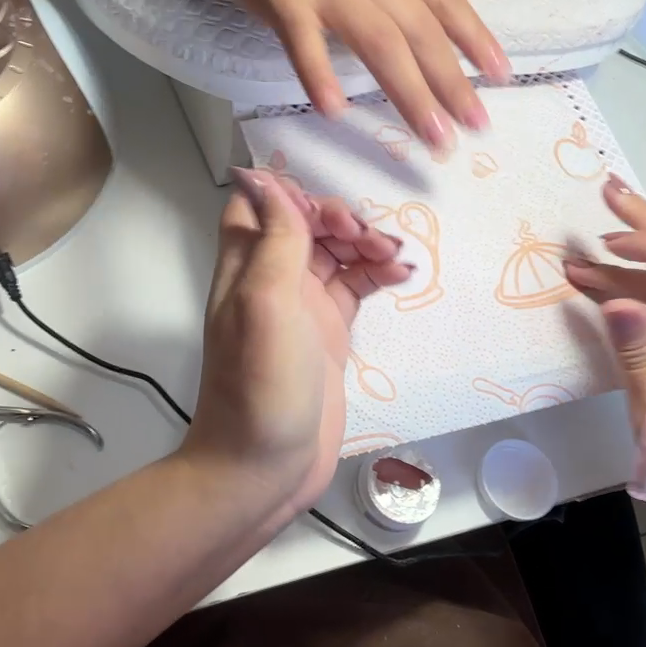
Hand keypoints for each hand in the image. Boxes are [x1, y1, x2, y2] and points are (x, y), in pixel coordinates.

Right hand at [173, 0, 509, 154]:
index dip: (474, 37)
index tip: (500, 76)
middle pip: (417, 30)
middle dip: (451, 81)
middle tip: (475, 125)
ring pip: (376, 43)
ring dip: (409, 93)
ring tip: (434, 135)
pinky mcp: (283, 1)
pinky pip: (303, 44)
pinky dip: (318, 76)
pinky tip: (334, 111)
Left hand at [181, 168, 411, 512]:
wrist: (263, 468)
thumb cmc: (259, 387)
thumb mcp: (266, 303)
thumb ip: (273, 240)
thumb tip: (263, 178)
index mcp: (246, 266)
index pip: (259, 205)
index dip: (291, 195)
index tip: (326, 210)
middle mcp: (270, 280)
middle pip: (305, 224)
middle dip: (340, 219)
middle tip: (366, 238)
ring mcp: (301, 307)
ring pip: (335, 253)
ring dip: (365, 244)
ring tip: (393, 257)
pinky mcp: (328, 334)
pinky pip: (355, 288)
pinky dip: (376, 274)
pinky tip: (400, 274)